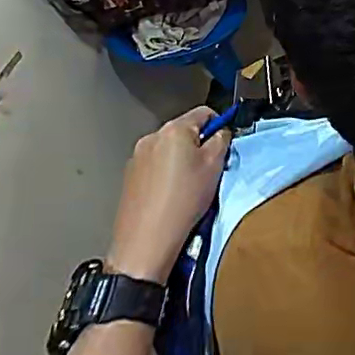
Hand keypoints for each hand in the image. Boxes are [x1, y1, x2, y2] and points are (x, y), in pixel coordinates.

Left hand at [104, 106, 231, 283]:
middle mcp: (151, 138)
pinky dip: (167, 175)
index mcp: (173, 129)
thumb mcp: (216, 164)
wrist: (146, 242)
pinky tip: (172, 196)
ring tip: (190, 186)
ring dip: (182, 160)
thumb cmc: (183, 201)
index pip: (205, 111)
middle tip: (209, 169)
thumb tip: (220, 133)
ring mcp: (136, 159)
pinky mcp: (129, 179)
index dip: (219, 125)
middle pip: (186, 131)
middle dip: (200, 145)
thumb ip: (223, 138)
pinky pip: (156, 167)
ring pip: (170, 150)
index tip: (224, 144)